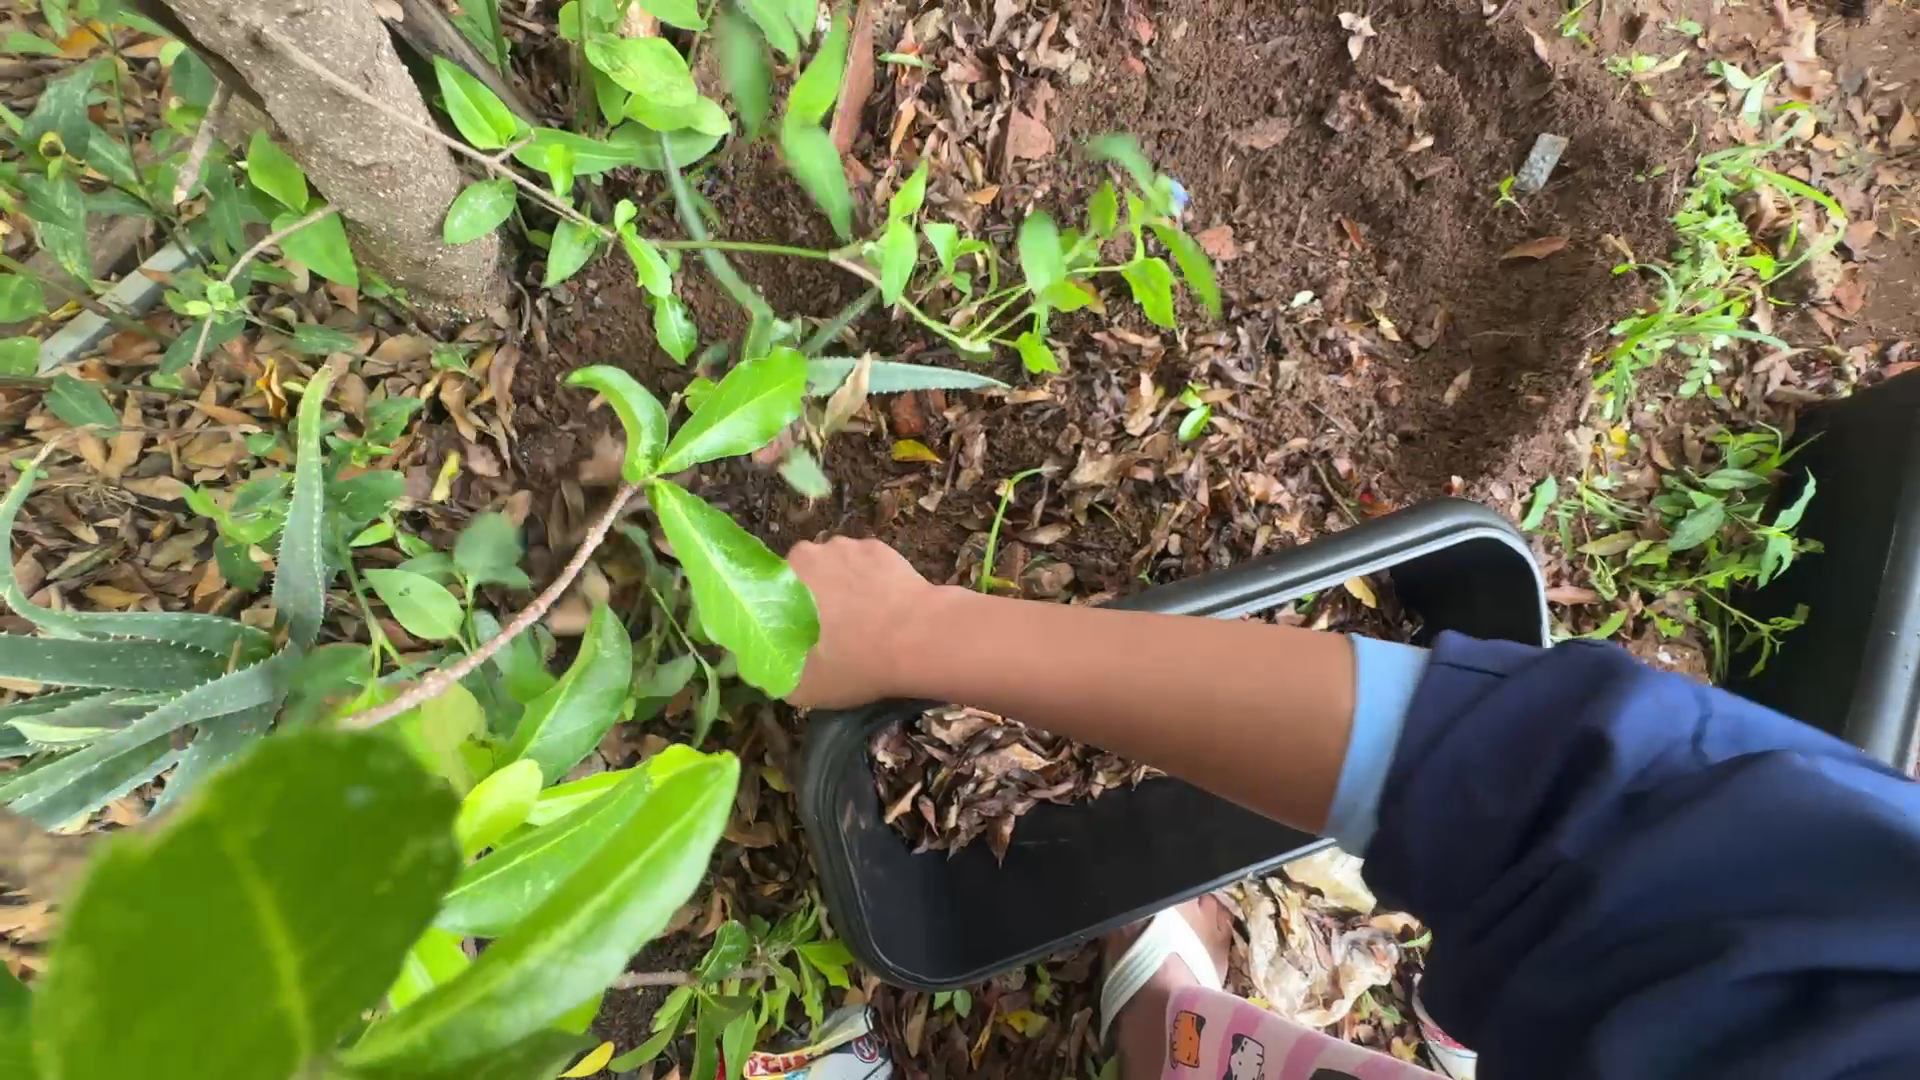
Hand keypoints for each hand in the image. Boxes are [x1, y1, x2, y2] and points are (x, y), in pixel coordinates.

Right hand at [786, 537, 943, 707]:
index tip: (798, 633)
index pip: (776, 588)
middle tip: (830, 630)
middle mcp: (821, 549)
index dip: (786, 611)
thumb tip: (772, 668)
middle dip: (817, 596)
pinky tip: (887, 608)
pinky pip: (872, 567)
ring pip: (842, 567)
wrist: (922, 641)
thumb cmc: (855, 660)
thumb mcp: (802, 686)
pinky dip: (876, 583)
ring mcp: (858, 546)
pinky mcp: (890, 551)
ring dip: (848, 587)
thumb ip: (777, 673)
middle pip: (810, 574)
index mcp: (792, 572)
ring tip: (864, 621)